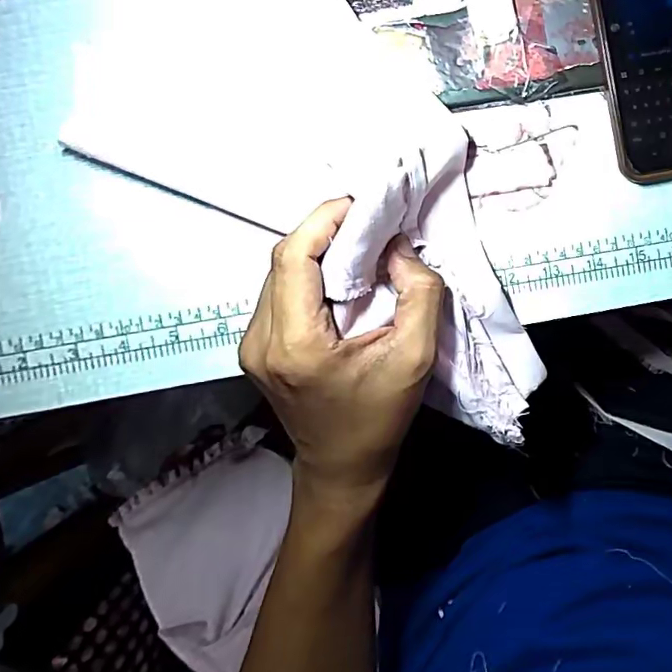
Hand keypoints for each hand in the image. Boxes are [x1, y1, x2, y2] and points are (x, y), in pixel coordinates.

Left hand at [239, 198, 445, 494]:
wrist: (343, 466)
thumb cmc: (380, 417)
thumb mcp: (416, 356)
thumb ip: (419, 294)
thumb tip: (398, 247)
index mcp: (294, 345)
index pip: (292, 258)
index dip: (324, 220)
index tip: (363, 204)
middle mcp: (260, 340)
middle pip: (284, 260)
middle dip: (328, 231)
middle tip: (372, 222)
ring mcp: (253, 344)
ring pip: (281, 272)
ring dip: (320, 250)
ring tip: (363, 245)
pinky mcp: (259, 346)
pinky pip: (283, 290)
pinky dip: (314, 271)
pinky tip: (345, 276)